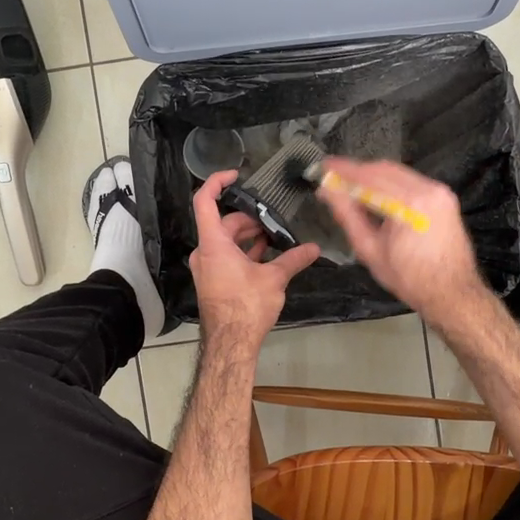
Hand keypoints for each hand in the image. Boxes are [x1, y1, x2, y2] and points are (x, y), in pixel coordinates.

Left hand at [189, 170, 320, 349]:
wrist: (230, 344)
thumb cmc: (246, 307)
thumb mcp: (274, 279)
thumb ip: (293, 259)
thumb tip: (314, 248)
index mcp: (213, 244)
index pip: (205, 202)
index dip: (217, 183)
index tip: (235, 175)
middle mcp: (205, 252)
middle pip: (223, 223)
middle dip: (249, 218)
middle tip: (273, 218)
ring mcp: (207, 268)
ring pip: (226, 241)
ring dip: (248, 236)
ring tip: (274, 237)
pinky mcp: (213, 281)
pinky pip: (226, 257)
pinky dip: (244, 252)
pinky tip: (266, 256)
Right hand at [317, 159, 486, 322]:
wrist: (453, 293)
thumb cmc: (409, 279)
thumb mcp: (371, 250)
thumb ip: (348, 216)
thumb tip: (327, 191)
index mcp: (411, 204)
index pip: (370, 177)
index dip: (344, 171)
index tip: (324, 167)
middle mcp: (428, 190)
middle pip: (384, 170)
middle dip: (357, 171)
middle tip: (334, 177)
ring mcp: (440, 192)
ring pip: (398, 173)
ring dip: (373, 176)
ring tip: (350, 185)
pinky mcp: (444, 197)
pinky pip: (411, 181)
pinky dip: (390, 183)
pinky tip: (375, 193)